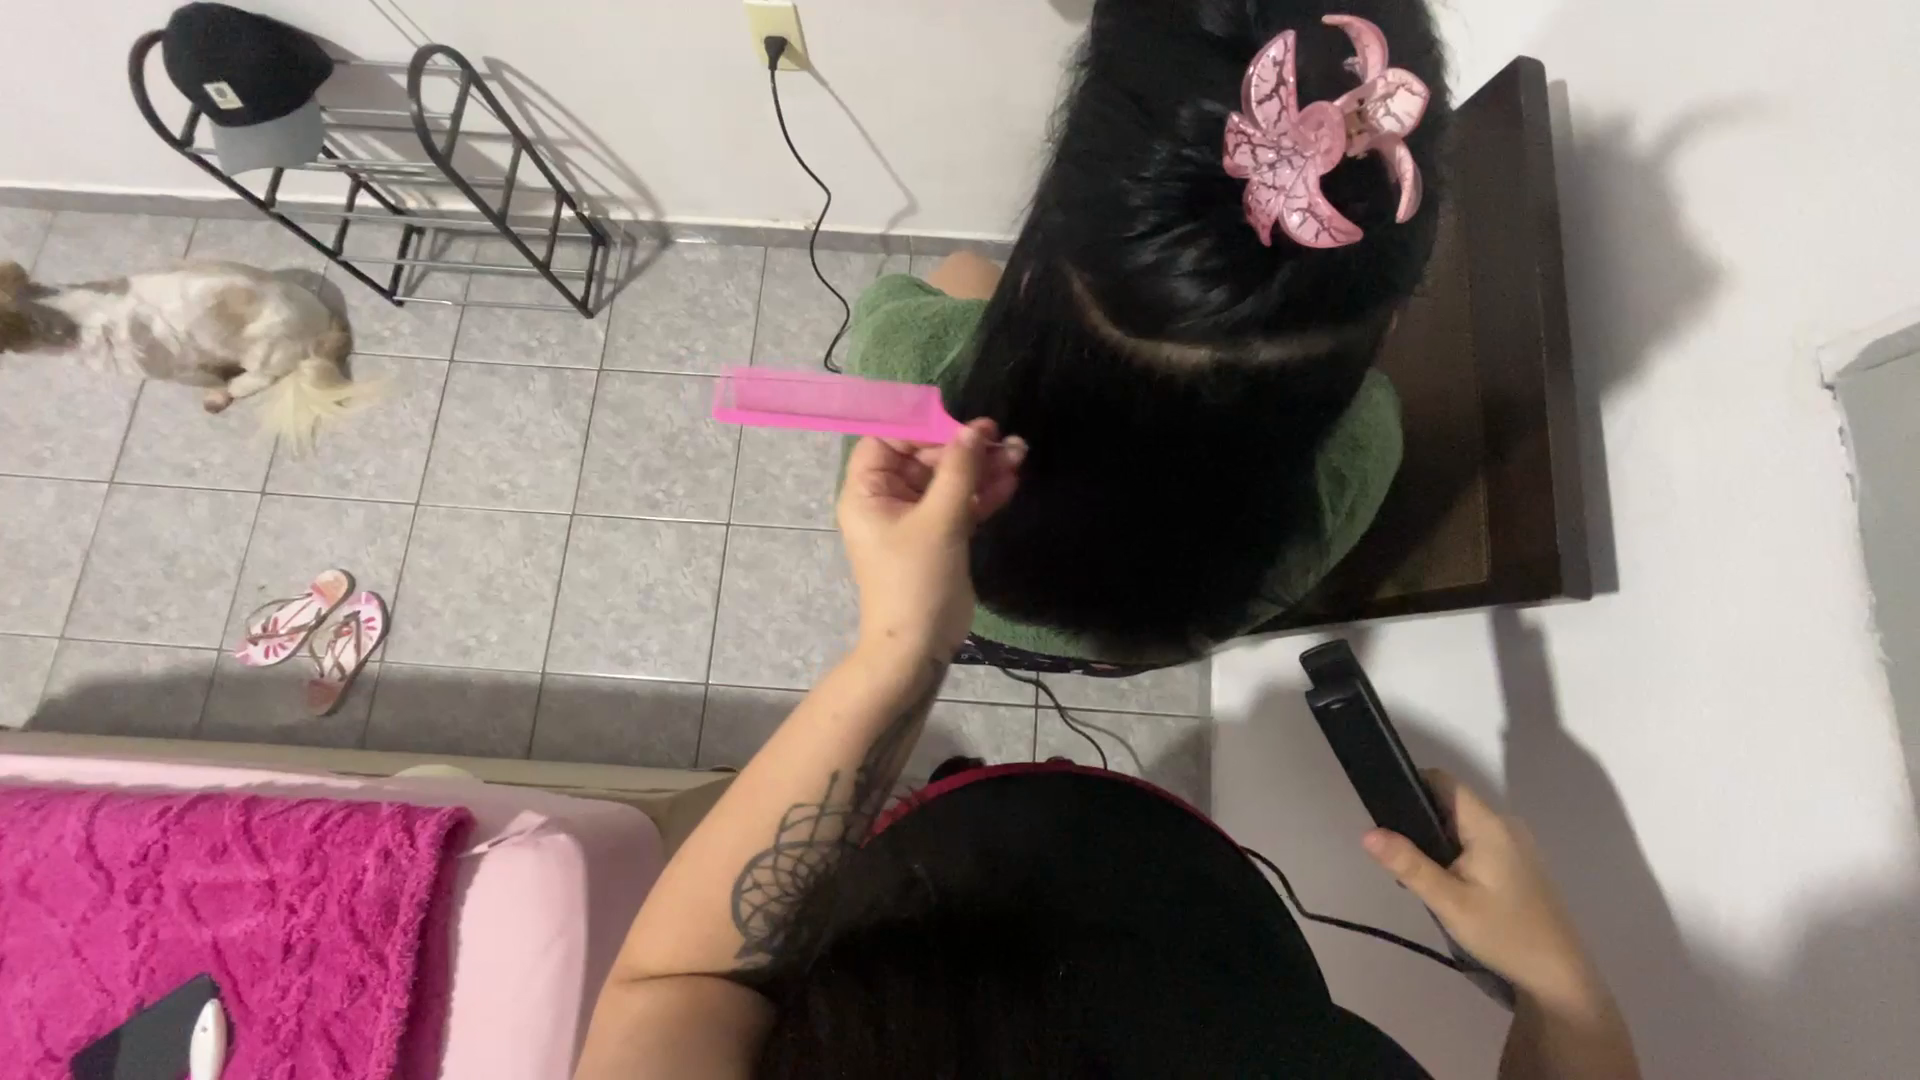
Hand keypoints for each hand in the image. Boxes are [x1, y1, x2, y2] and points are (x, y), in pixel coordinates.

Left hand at [837, 419, 1023, 662]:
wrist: (918, 646)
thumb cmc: (916, 579)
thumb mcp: (938, 521)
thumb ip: (958, 471)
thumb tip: (974, 430)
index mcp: (868, 492)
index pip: (888, 440)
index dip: (924, 428)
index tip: (963, 425)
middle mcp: (888, 500)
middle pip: (925, 458)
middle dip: (965, 449)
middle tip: (1004, 439)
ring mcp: (915, 519)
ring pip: (948, 482)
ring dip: (982, 469)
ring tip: (1019, 453)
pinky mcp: (940, 536)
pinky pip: (960, 504)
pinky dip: (983, 494)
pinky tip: (1011, 480)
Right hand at [1362, 770, 1600, 1006]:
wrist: (1561, 980)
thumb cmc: (1505, 934)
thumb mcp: (1449, 902)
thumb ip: (1408, 864)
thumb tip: (1366, 833)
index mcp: (1489, 825)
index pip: (1443, 781)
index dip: (1411, 783)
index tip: (1383, 806)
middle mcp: (1505, 825)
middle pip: (1450, 801)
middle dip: (1418, 817)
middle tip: (1396, 851)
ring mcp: (1516, 844)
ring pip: (1461, 822)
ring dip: (1435, 836)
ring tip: (1417, 871)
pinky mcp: (1518, 862)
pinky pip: (1476, 839)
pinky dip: (1454, 849)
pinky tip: (1445, 881)